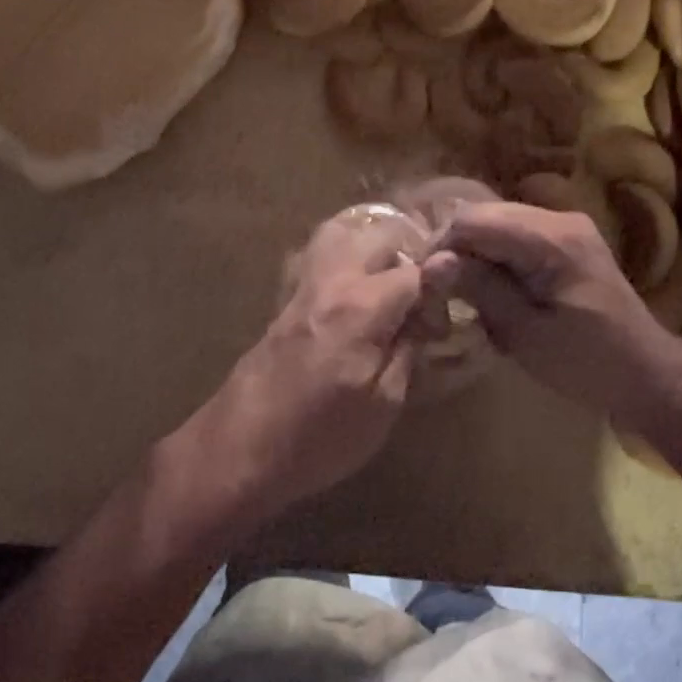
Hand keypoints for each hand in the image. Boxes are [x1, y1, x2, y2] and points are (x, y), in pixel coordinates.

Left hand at [196, 211, 459, 515]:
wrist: (239, 450)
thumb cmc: (320, 437)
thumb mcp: (384, 404)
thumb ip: (410, 344)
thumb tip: (430, 307)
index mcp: (362, 306)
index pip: (417, 271)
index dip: (440, 292)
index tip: (442, 325)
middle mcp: (333, 281)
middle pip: (381, 235)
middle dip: (411, 256)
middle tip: (421, 298)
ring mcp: (303, 286)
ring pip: (343, 232)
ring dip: (374, 247)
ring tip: (388, 282)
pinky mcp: (285, 300)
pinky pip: (320, 254)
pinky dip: (346, 256)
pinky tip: (354, 292)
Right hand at [440, 201, 681, 426]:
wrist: (647, 374)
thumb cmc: (587, 363)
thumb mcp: (526, 333)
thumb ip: (480, 289)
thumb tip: (430, 263)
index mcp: (552, 238)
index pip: (473, 220)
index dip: (441, 247)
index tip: (426, 285)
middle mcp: (559, 218)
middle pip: (485, 214)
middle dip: (455, 248)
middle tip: (440, 291)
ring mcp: (567, 226)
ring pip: (498, 221)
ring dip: (475, 252)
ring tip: (463, 293)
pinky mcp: (569, 240)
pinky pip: (517, 234)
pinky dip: (496, 255)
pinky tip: (492, 288)